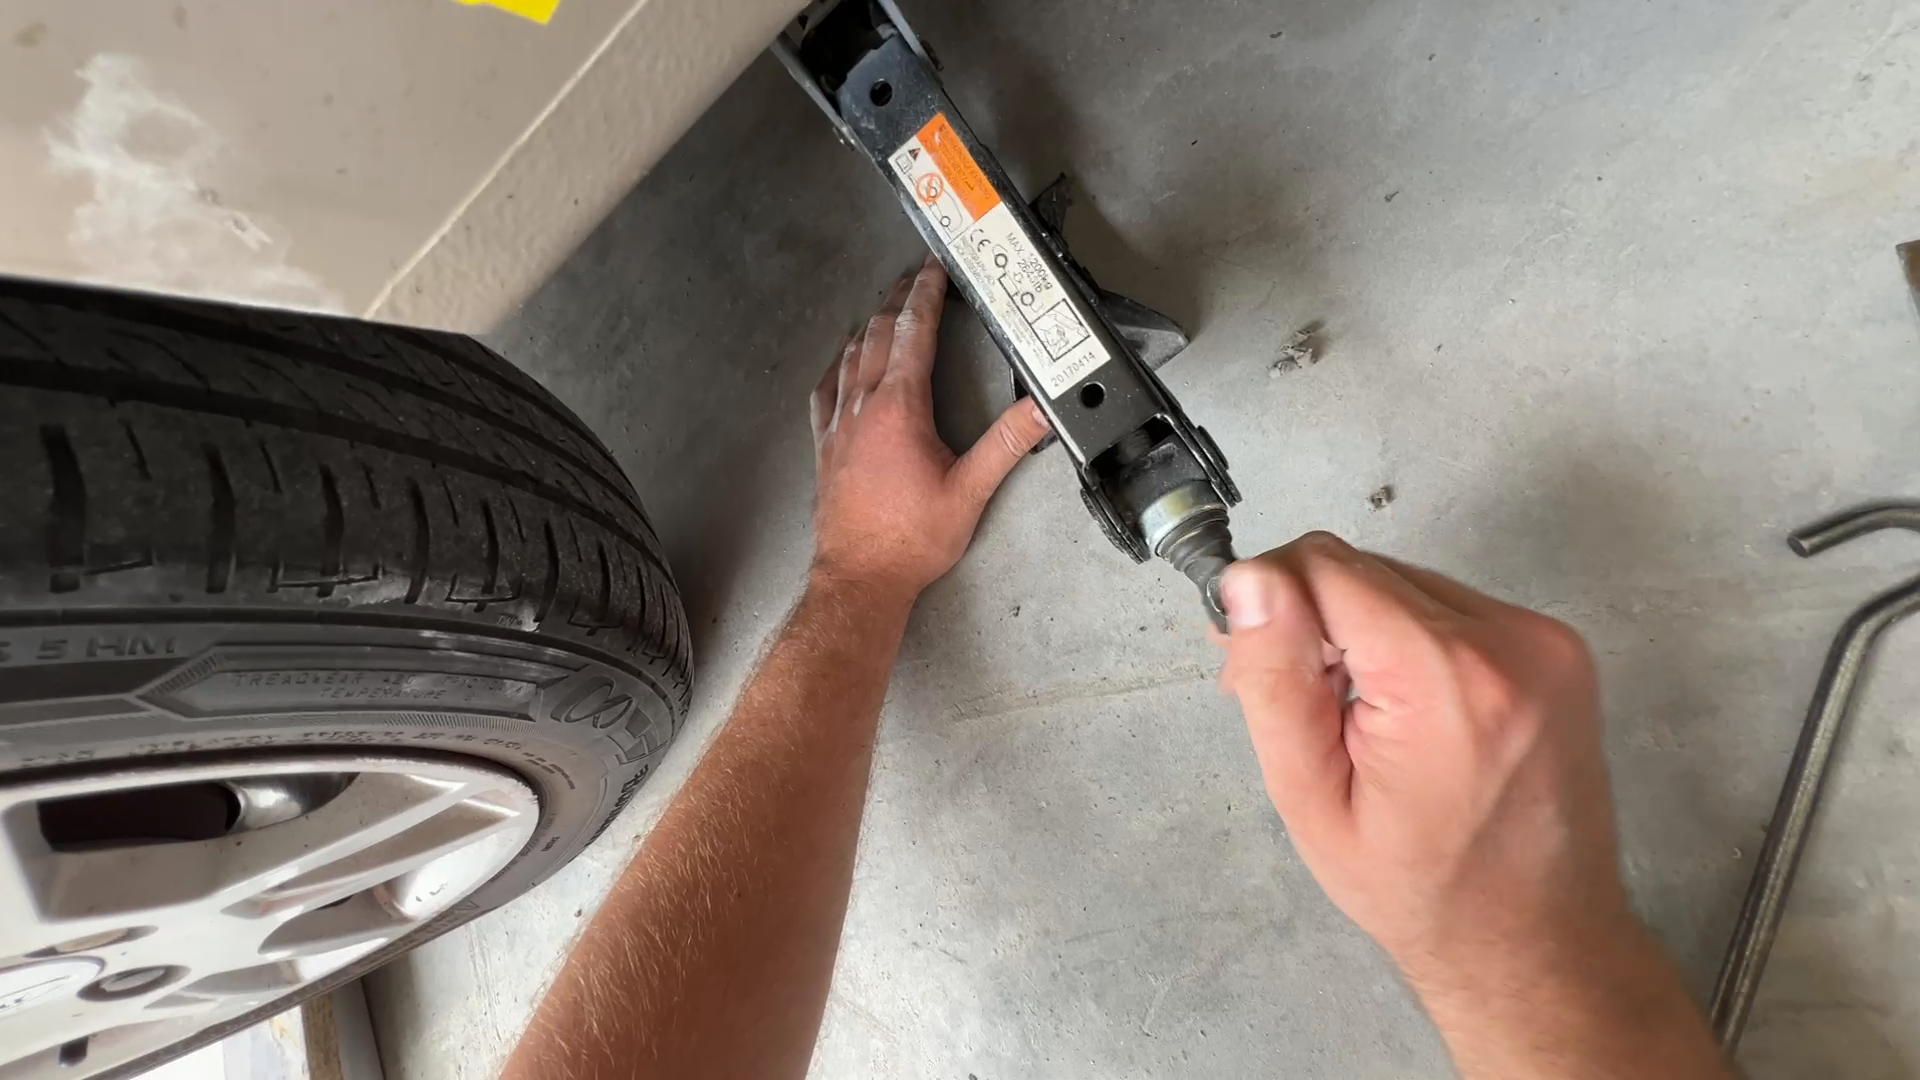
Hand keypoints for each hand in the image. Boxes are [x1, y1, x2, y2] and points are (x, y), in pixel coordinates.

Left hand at [809, 256, 1049, 599]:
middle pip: (879, 335)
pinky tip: (842, 362)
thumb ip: (1006, 445)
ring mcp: (837, 425)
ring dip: (871, 326)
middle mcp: (863, 407)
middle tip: (914, 277)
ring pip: (849, 357)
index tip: (933, 267)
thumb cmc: (912, 538)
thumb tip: (1041, 409)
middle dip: (899, 300)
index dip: (926, 294)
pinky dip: (837, 366)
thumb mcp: (969, 492)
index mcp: (900, 409)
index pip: (914, 334)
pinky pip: (824, 391)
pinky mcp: (824, 446)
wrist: (860, 576)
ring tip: (887, 309)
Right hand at [1216, 532, 1628, 983]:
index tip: (1245, 659)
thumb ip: (1275, 678)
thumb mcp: (1307, 793)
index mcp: (1446, 679)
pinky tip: (1381, 692)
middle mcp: (1508, 639)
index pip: (1321, 566)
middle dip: (1298, 614)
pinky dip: (1387, 630)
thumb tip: (1249, 582)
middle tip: (1279, 690)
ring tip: (1332, 700)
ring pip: (1388, 576)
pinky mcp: (1549, 641)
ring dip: (1341, 622)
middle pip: (1353, 565)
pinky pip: (1431, 599)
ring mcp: (1540, 636)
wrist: (1536, 940)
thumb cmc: (1411, 883)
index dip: (1265, 599)